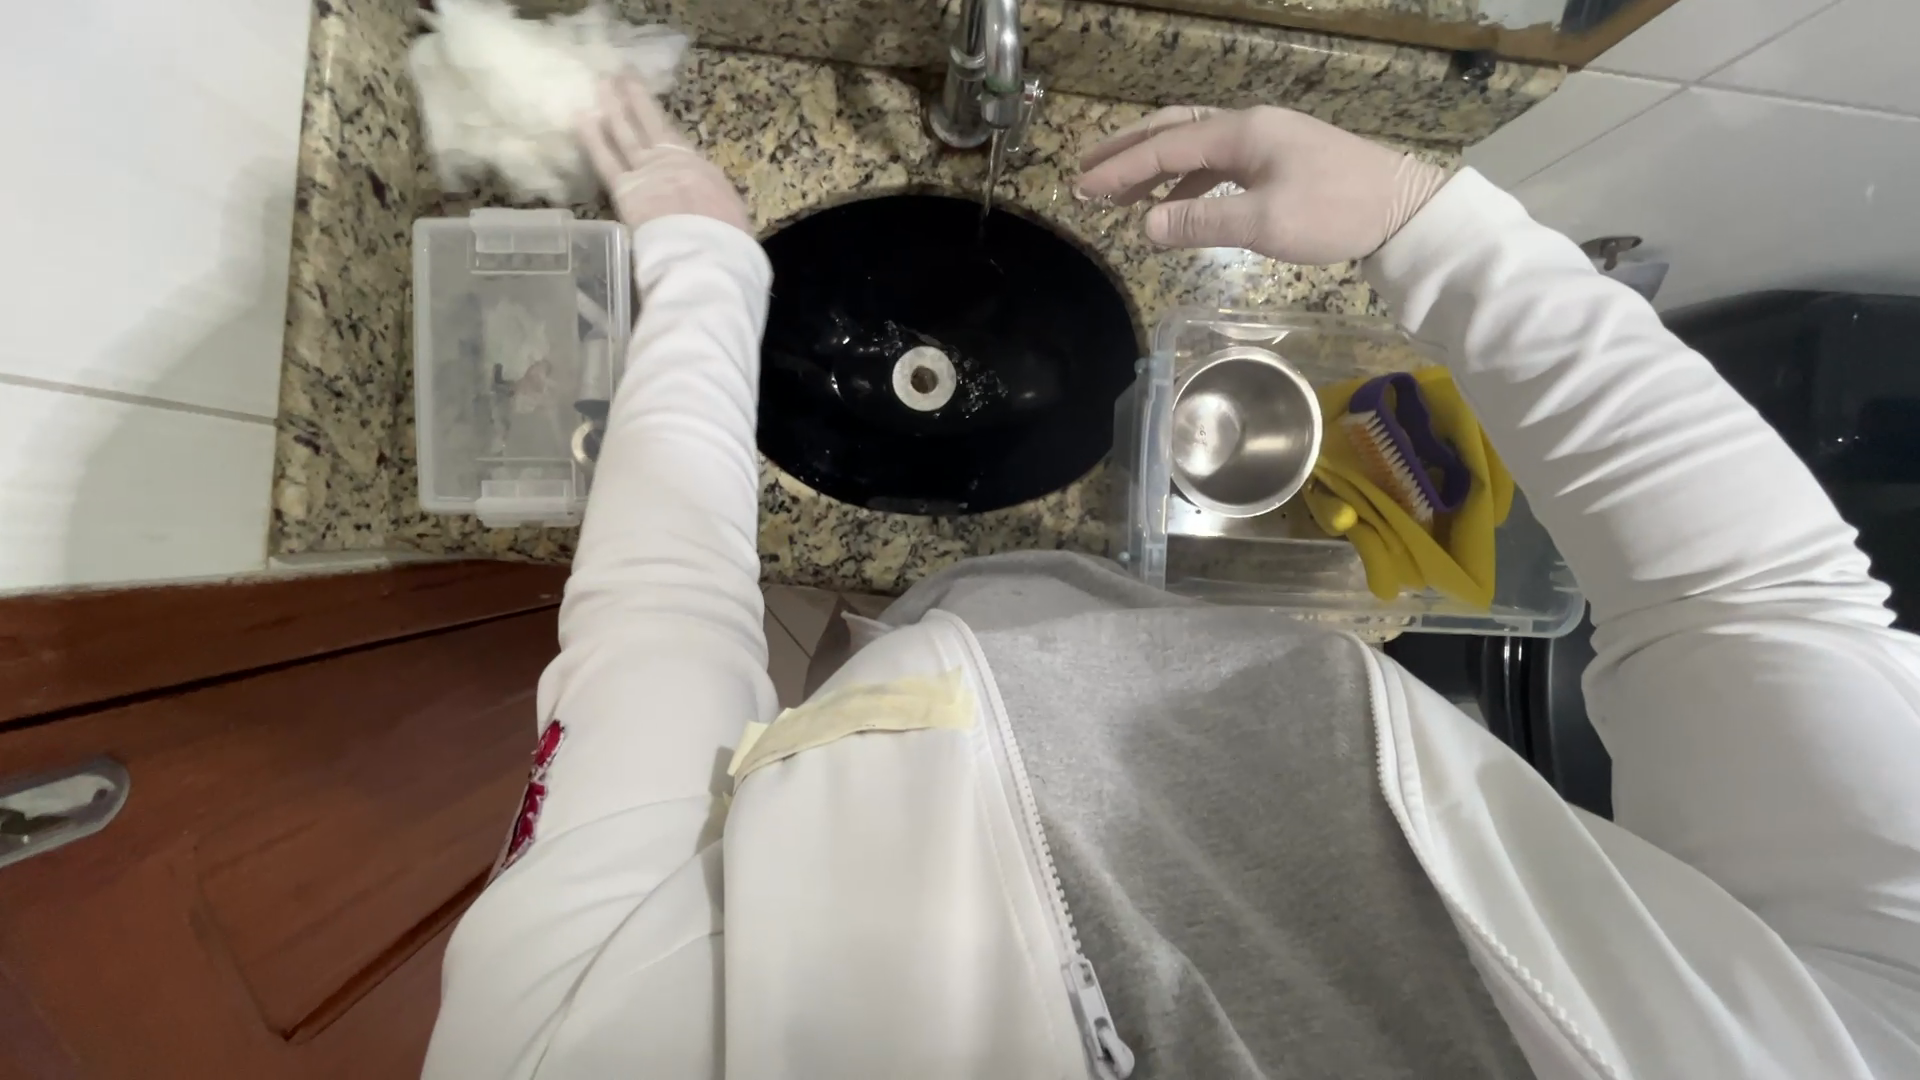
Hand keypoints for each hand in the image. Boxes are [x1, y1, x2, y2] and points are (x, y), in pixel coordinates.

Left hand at [577, 76, 750, 233]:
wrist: (707, 252)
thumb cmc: (729, 242)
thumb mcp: (733, 214)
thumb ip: (715, 200)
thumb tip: (712, 200)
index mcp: (701, 168)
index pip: (675, 139)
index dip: (661, 119)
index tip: (652, 105)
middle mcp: (671, 161)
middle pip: (649, 123)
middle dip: (634, 97)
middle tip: (621, 75)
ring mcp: (647, 171)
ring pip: (625, 132)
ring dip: (612, 105)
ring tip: (600, 84)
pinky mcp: (625, 189)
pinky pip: (604, 159)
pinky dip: (591, 137)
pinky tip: (580, 117)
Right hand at [1076, 105, 1449, 264]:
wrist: (1401, 208)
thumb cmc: (1333, 212)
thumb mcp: (1264, 222)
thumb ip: (1201, 221)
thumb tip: (1144, 228)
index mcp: (1240, 133)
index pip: (1164, 147)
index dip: (1119, 169)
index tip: (1081, 187)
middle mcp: (1245, 127)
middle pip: (1171, 131)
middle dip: (1125, 153)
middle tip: (1085, 174)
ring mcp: (1260, 141)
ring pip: (1190, 147)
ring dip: (1150, 169)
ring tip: (1117, 195)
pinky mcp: (1272, 161)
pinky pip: (1211, 166)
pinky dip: (1181, 184)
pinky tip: (1169, 207)